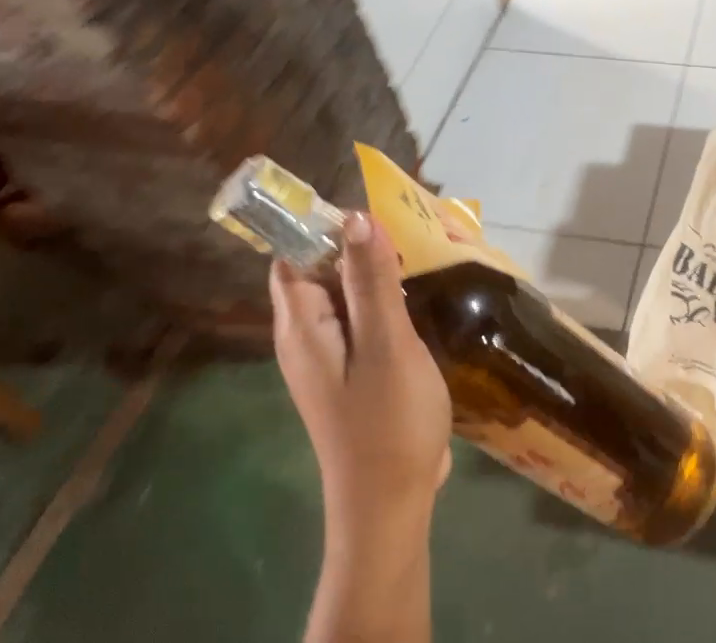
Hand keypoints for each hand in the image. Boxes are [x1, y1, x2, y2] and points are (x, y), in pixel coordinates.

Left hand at [271, 212, 452, 533]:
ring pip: (344, 298)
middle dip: (357, 247)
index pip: (294, 255)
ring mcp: (328, 360)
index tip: (374, 213)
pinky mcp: (352, 376)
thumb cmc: (387, 421)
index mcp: (302, 326)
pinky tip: (418, 304)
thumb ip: (370, 279)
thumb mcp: (386, 344)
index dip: (324, 226)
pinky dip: (383, 306)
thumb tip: (354, 216)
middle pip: (319, 272)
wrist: (389, 503)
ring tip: (420, 258)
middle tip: (410, 232)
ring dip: (375, 275)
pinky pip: (360, 324)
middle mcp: (305, 338)